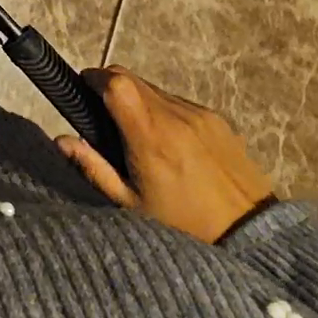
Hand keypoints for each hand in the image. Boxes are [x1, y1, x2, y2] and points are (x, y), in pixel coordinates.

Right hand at [56, 66, 275, 243]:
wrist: (257, 240)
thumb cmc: (186, 224)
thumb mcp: (132, 205)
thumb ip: (94, 168)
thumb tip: (60, 139)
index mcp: (151, 136)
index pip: (116, 82)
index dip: (94, 78)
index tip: (82, 91)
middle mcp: (176, 116)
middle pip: (130, 77)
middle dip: (109, 88)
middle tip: (103, 116)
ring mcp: (201, 116)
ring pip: (153, 89)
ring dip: (137, 100)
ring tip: (137, 133)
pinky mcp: (220, 120)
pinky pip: (178, 101)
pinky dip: (162, 110)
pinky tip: (169, 141)